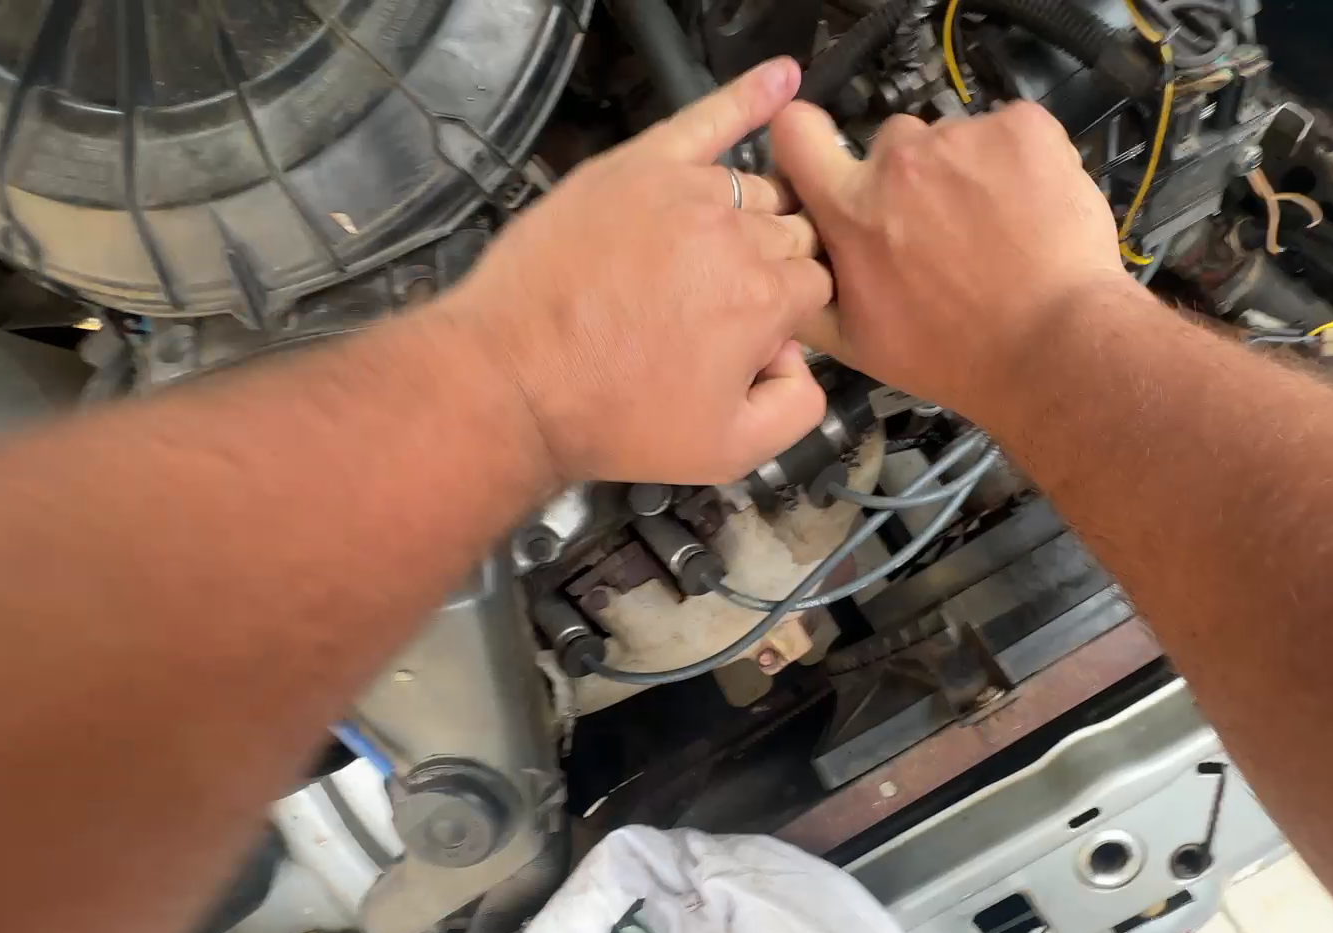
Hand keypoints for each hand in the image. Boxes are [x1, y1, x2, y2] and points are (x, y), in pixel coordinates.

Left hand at [441, 58, 830, 485]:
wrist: (517, 383)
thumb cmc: (618, 419)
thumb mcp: (731, 451)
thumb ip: (799, 406)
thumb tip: (804, 358)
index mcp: (766, 299)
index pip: (815, 285)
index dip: (791, 316)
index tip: (756, 339)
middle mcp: (735, 234)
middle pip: (789, 235)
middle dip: (775, 270)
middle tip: (727, 309)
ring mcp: (684, 192)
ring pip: (754, 192)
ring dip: (751, 221)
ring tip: (714, 259)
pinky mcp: (636, 166)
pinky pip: (706, 118)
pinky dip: (749, 98)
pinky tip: (782, 81)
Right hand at [770, 101, 1138, 412]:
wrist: (1049, 348)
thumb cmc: (948, 356)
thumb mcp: (856, 346)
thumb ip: (808, 296)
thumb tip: (788, 266)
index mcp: (852, 210)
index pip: (796, 133)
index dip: (806, 144)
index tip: (825, 164)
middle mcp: (899, 161)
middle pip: (889, 145)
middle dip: (904, 181)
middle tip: (938, 236)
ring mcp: (964, 138)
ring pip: (952, 143)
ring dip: (962, 177)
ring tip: (992, 235)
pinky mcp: (1023, 128)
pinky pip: (1006, 134)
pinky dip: (1013, 166)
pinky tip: (1025, 215)